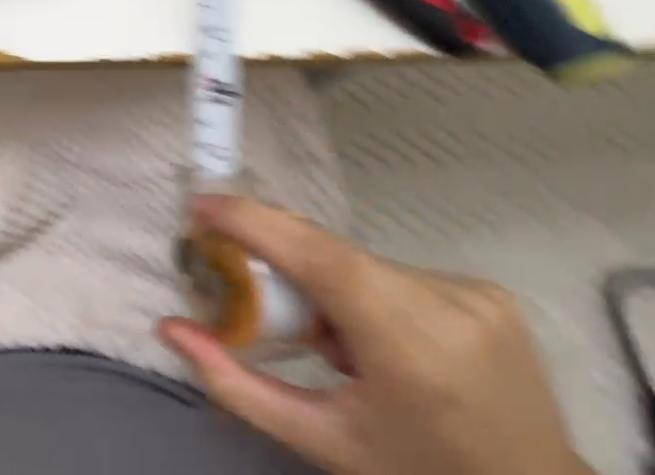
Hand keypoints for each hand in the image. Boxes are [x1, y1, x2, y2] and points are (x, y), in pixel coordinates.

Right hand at [157, 196, 588, 474]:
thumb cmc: (418, 474)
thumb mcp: (319, 440)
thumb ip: (236, 383)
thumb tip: (167, 327)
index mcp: (414, 350)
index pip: (324, 260)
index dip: (258, 223)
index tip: (201, 206)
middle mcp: (452, 308)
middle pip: (333, 256)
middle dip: (280, 263)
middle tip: (253, 296)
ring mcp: (477, 295)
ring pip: (358, 260)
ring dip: (323, 283)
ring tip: (334, 346)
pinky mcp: (487, 290)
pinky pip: (390, 270)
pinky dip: (361, 290)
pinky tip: (376, 339)